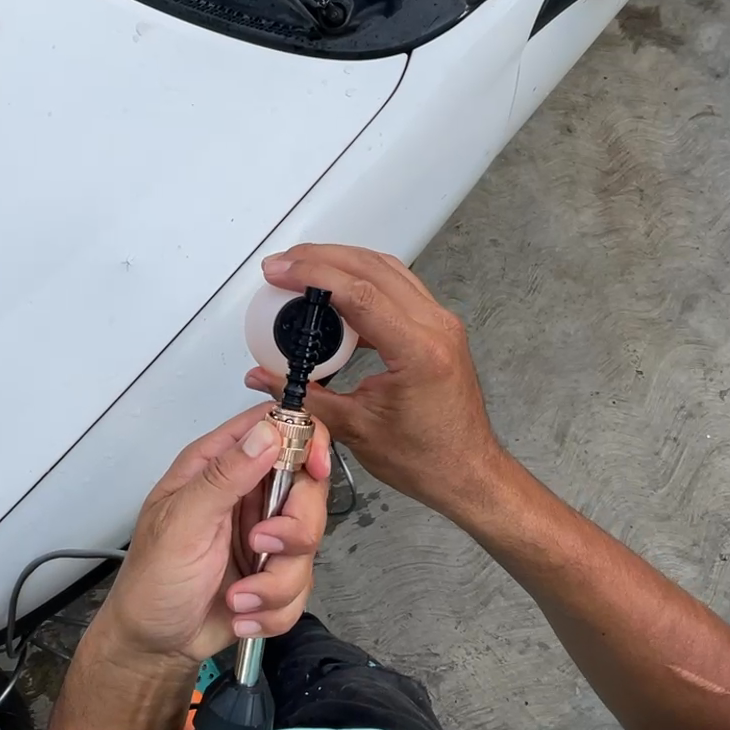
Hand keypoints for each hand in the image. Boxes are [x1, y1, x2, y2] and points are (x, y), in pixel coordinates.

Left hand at [91, 403, 330, 675]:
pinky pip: (302, 586)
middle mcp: (247, 494)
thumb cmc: (152, 578)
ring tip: (238, 598)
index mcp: (219, 466)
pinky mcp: (274, 574)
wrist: (153, 645)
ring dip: (276, 581)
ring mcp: (265, 534)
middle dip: (294, 528)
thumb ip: (225, 476)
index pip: (276, 428)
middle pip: (308, 489)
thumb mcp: (182, 522)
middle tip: (261, 544)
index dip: (307, 440)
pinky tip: (242, 614)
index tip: (316, 470)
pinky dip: (275, 608)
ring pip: (309, 543)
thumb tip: (269, 432)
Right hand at [245, 244, 505, 516]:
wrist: (466, 472)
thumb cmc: (426, 458)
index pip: (359, 293)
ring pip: (386, 268)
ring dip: (341, 260)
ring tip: (302, 267)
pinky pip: (397, 285)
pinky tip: (335, 288)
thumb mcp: (354, 428)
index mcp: (418, 351)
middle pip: (372, 268)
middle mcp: (436, 327)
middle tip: (282, 264)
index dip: (313, 275)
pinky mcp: (437, 326)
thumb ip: (303, 396)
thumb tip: (262, 377)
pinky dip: (362, 277)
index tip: (280, 272)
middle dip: (320, 257)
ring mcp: (440, 322)